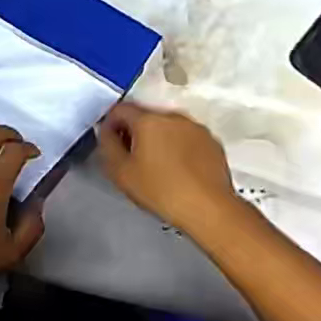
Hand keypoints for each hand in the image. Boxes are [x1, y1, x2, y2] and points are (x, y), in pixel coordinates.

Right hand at [97, 103, 242, 233]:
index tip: (111, 144)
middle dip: (134, 131)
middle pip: (144, 116)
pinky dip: (177, 146)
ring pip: (167, 126)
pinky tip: (178, 169)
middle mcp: (173, 116)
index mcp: (148, 120)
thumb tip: (107, 130)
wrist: (211, 210)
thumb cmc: (160, 190)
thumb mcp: (120, 171)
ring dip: (157, 138)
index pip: (119, 109)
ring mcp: (196, 128)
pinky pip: (186, 137)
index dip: (110, 124)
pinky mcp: (213, 142)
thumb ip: (107, 144)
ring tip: (157, 165)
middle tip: (132, 157)